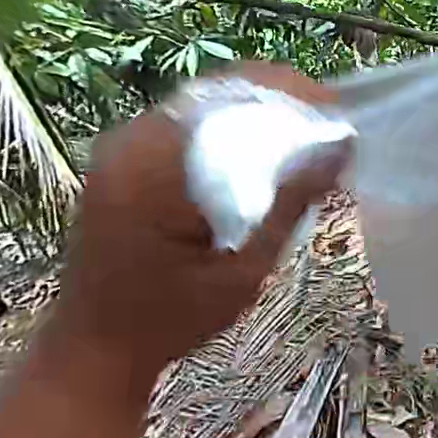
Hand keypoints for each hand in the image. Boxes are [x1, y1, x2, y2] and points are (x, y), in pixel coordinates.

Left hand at [55, 64, 347, 371]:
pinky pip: (188, 121)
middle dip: (279, 98)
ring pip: (205, 101)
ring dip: (257, 109)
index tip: (336, 111)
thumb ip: (289, 202)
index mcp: (152, 166)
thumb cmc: (173, 319)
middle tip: (328, 121)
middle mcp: (130, 141)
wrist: (96, 346)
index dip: (290, 92)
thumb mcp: (243, 269)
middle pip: (218, 91)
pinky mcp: (124, 155)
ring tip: (304, 129)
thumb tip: (341, 145)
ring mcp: (122, 145)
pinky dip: (230, 125)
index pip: (231, 98)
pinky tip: (261, 145)